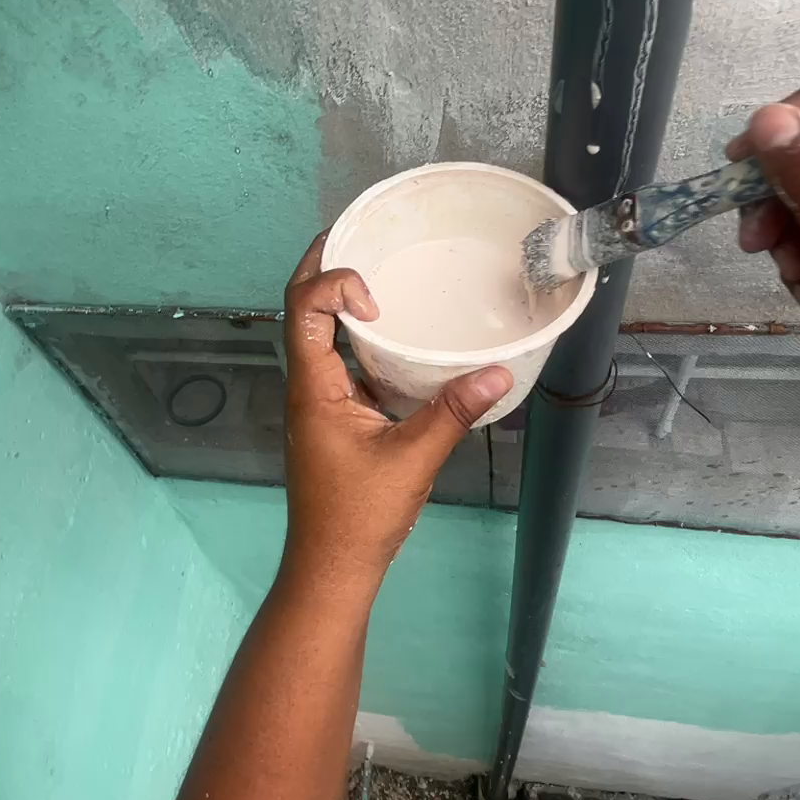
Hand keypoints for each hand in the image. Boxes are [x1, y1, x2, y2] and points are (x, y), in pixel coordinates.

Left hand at [280, 234, 512, 585]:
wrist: (332, 565)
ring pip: (316, 333)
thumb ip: (454, 413)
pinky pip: (337, 358)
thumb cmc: (360, 515)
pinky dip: (355, 334)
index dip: (330, 282)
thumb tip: (499, 372)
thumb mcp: (413, 460)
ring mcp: (317, 400)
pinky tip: (392, 334)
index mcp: (313, 386)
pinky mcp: (332, 415)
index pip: (302, 309)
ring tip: (377, 269)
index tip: (376, 298)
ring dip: (336, 298)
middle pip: (300, 309)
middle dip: (322, 266)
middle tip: (359, 234)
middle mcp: (307, 384)